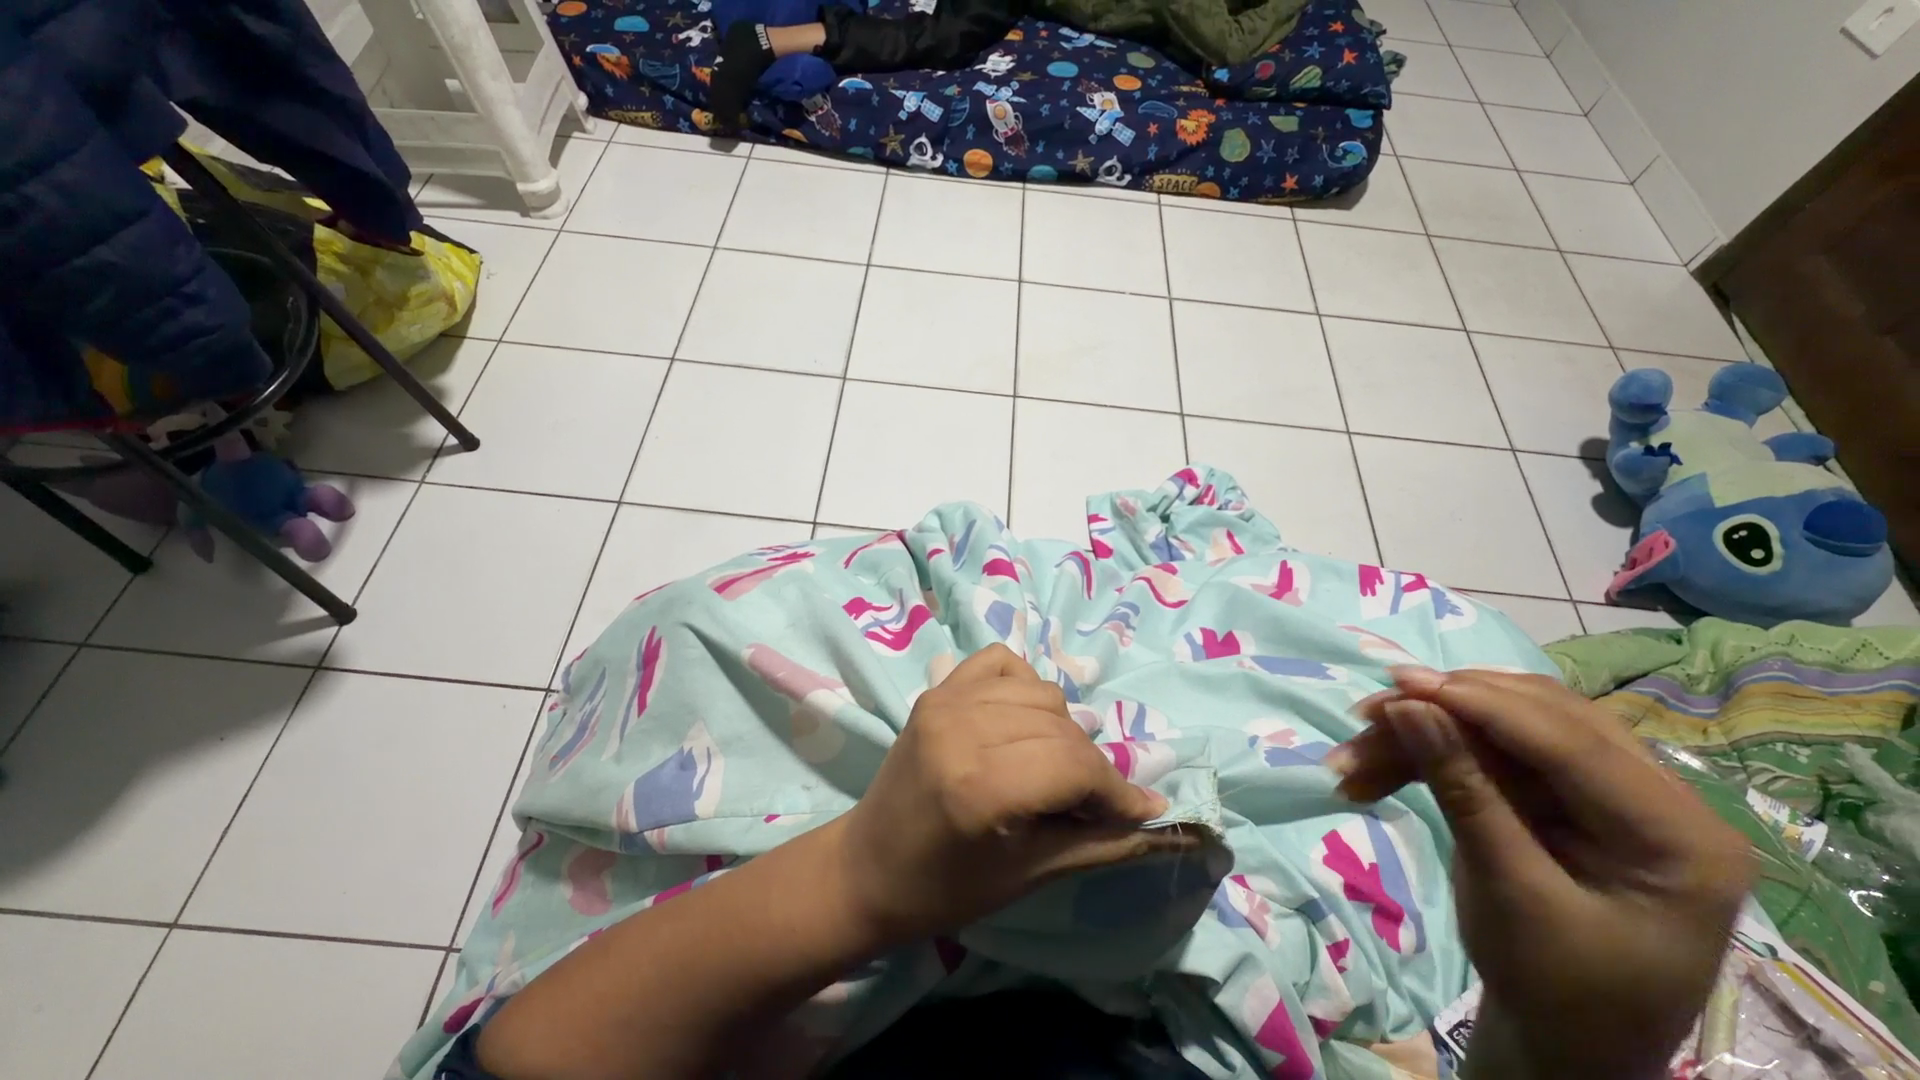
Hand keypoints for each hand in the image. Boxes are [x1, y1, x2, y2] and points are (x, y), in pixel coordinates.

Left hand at [828, 644, 1195, 944]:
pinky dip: (1027, 689)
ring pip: (1042, 694)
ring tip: (1052, 771)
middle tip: (1089, 806)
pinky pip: (1003, 665)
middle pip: (1063, 729)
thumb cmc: (947, 887)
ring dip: (1062, 731)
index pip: (1076, 766)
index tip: (1139, 813)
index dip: (1116, 792)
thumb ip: (1104, 842)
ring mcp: (944, 700)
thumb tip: (1168, 819)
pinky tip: (1024, 725)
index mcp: (981, 785)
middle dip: (1092, 769)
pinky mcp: (936, 690)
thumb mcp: (1030, 874)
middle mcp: (962, 727)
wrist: (867, 868)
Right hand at [1328, 668, 1752, 1079]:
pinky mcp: (1566, 801)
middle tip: (1365, 716)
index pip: (1574, 741)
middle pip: (1540, 721)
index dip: (1482, 704)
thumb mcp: (1509, 894)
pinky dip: (1433, 760)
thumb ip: (1464, 792)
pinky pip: (1494, 759)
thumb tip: (1408, 707)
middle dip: (1444, 713)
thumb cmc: (1558, 992)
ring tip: (1351, 760)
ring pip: (1506, 733)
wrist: (1569, 1050)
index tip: (1399, 684)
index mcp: (1680, 834)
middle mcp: (1659, 799)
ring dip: (1427, 738)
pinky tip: (1377, 772)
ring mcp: (1610, 797)